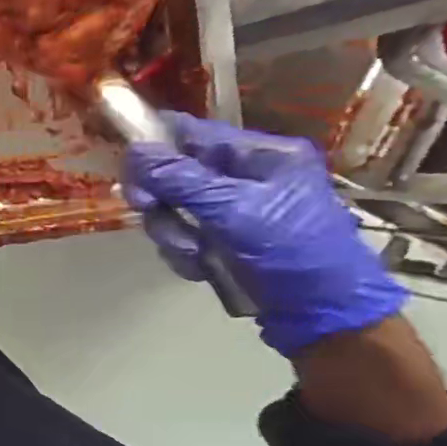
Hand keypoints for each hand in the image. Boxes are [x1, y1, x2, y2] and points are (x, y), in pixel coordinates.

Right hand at [122, 112, 407, 356]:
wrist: (320, 312)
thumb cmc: (288, 250)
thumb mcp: (233, 210)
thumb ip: (180, 179)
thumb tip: (134, 149)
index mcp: (261, 155)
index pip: (194, 133)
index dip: (155, 142)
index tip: (125, 163)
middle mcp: (244, 176)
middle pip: (174, 172)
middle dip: (159, 196)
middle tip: (146, 209)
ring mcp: (231, 209)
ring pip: (171, 207)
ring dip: (171, 232)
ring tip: (192, 253)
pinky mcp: (221, 238)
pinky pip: (180, 234)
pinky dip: (181, 252)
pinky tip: (200, 266)